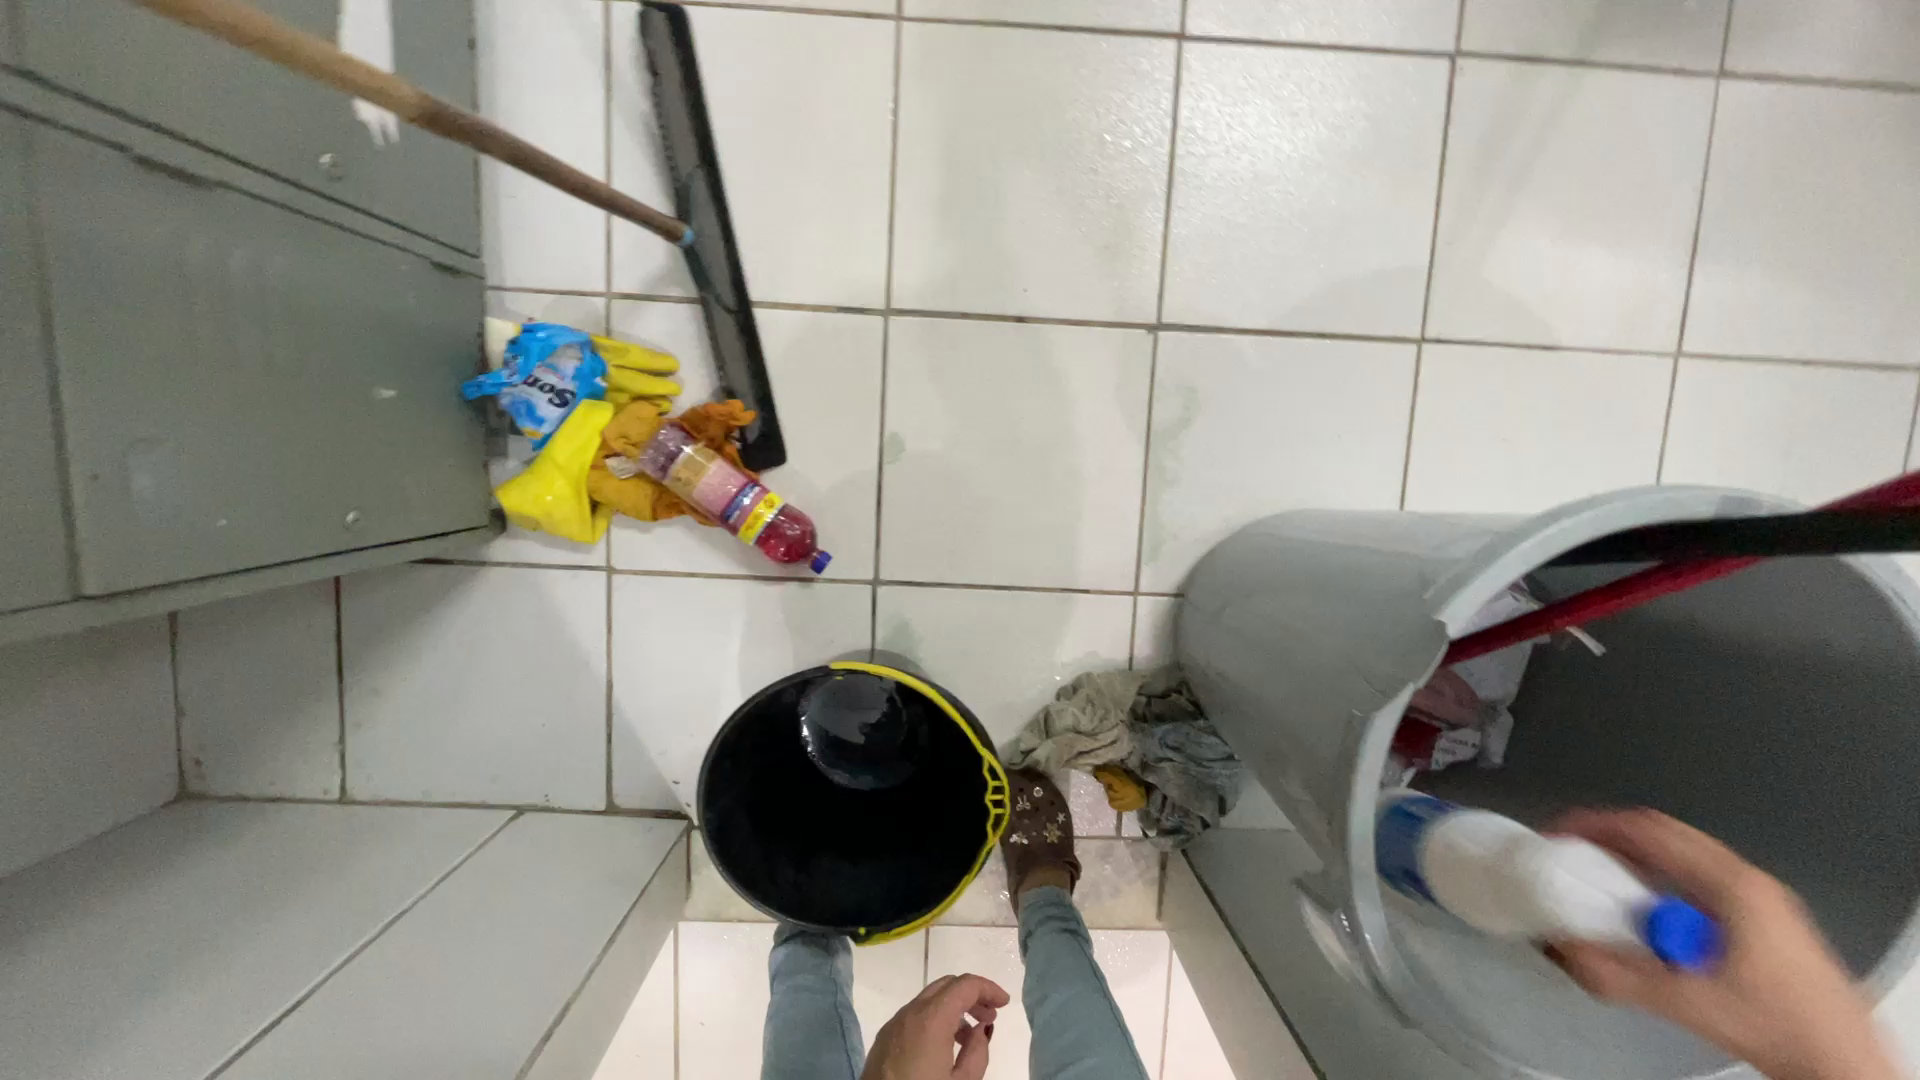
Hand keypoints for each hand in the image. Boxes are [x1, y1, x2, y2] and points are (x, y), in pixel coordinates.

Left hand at [861, 973, 1008, 1079]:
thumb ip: (977, 1053)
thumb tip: (979, 1031)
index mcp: (931, 1018)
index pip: (965, 985)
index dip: (988, 988)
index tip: (1004, 1003)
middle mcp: (910, 1012)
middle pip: (946, 986)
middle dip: (972, 995)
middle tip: (991, 1017)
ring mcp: (893, 1025)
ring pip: (929, 999)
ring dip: (953, 1007)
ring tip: (970, 1035)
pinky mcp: (883, 1040)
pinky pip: (914, 1015)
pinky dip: (935, 1018)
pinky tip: (944, 1045)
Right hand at [1547, 808, 1900, 1079]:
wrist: (1851, 1069)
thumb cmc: (1780, 1028)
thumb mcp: (1687, 1003)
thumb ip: (1615, 974)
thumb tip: (1557, 946)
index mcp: (1732, 886)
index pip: (1649, 830)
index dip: (1594, 825)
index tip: (1556, 838)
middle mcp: (1747, 879)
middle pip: (1663, 831)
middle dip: (1607, 834)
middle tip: (1567, 850)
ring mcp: (1760, 896)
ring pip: (1679, 849)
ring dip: (1631, 853)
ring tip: (1594, 874)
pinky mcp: (1763, 915)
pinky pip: (1694, 871)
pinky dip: (1654, 872)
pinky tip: (1639, 905)